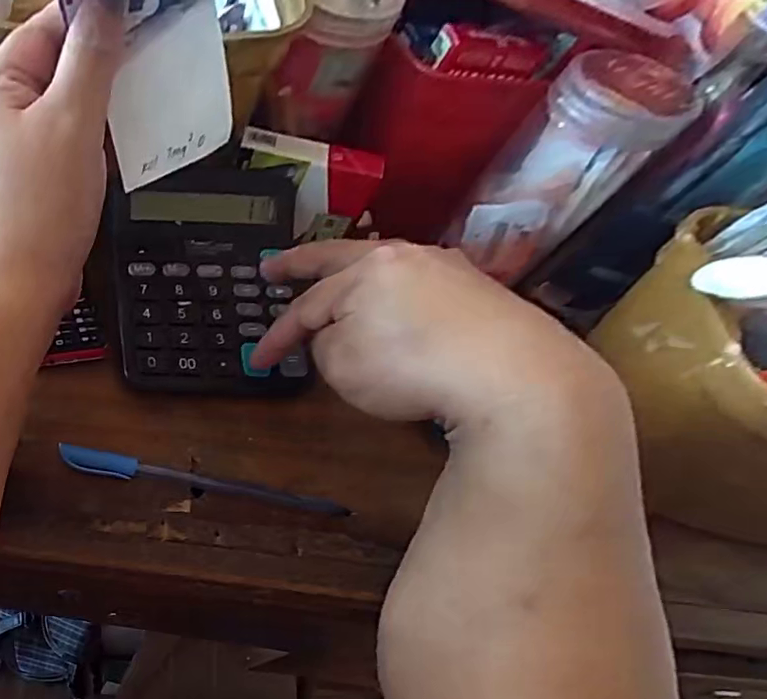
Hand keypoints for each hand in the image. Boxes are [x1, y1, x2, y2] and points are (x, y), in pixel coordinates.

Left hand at [0, 1, 121, 312]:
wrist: (25, 288)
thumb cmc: (42, 210)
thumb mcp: (73, 122)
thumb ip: (90, 58)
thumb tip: (104, 8)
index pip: (44, 31)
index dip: (89, 24)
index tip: (129, 27)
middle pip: (51, 74)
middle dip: (95, 74)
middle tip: (135, 77)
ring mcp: (5, 160)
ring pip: (57, 117)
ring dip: (92, 117)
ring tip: (123, 124)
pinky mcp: (23, 192)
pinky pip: (57, 154)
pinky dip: (84, 152)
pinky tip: (104, 165)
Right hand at [250, 241, 622, 431]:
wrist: (508, 374)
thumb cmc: (411, 369)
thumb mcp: (344, 366)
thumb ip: (327, 344)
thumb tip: (337, 335)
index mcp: (364, 271)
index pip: (306, 304)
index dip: (278, 335)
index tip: (258, 359)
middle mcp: (404, 256)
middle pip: (339, 259)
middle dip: (300, 265)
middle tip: (272, 268)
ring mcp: (444, 268)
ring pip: (383, 266)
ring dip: (352, 277)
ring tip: (335, 286)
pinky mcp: (475, 290)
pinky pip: (417, 284)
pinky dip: (394, 294)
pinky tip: (395, 305)